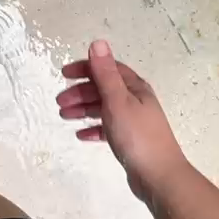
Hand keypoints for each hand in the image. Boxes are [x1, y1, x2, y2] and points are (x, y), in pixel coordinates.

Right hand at [58, 40, 192, 199]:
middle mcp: (135, 101)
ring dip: (83, 109)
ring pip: (103, 109)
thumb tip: (97, 42)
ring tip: (64, 117)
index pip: (107, 69)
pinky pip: (107, 129)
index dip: (86, 68)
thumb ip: (105, 73)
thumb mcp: (118, 101)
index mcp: (134, 88)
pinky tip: (81, 135)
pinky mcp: (129, 140)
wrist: (158, 176)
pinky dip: (93, 128)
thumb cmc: (137, 136)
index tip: (64, 74)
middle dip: (80, 92)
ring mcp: (133, 121)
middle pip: (103, 89)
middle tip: (60, 102)